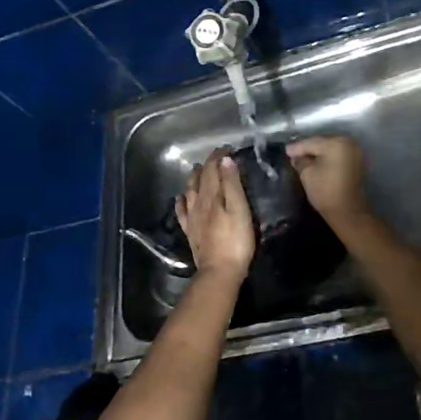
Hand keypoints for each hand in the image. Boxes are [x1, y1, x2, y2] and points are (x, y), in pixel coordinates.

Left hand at [175, 149, 253, 280]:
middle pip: (200, 178)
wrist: (219, 271)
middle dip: (207, 164)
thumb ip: (233, 184)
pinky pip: (182, 211)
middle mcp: (198, 203)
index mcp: (212, 196)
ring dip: (193, 178)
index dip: (218, 156)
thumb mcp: (240, 210)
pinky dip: (181, 201)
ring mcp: (192, 218)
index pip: (213, 169)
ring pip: (189, 191)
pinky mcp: (191, 231)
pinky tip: (180, 198)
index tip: (227, 148)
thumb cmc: (236, 241)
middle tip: (216, 157)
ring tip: (197, 170)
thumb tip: (226, 160)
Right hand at [284, 135, 369, 222]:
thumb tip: (297, 157)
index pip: (311, 142)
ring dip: (317, 153)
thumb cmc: (326, 191)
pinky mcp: (356, 163)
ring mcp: (354, 153)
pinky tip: (316, 163)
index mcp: (336, 143)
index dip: (297, 147)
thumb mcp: (307, 174)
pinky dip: (326, 158)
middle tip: (293, 153)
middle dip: (307, 148)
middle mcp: (348, 143)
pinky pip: (337, 156)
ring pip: (330, 149)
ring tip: (302, 158)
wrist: (347, 212)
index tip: (285, 151)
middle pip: (322, 143)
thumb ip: (300, 161)